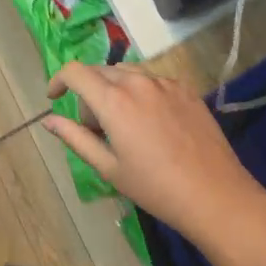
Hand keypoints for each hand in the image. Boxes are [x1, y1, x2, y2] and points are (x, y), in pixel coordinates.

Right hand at [41, 62, 263, 235]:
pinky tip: (153, 123)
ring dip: (114, 90)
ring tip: (124, 125)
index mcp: (113, 100)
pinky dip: (141, 93)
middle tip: (95, 127)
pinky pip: (152, 80)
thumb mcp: (110, 168)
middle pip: (100, 71)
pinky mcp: (185, 87)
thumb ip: (76, 138)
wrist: (215, 195)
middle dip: (88, 92)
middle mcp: (137, 82)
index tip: (54, 97)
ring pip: (127, 73)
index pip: (75, 72)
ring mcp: (164, 82)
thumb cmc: (156, 188)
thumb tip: (49, 120)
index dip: (59, 80)